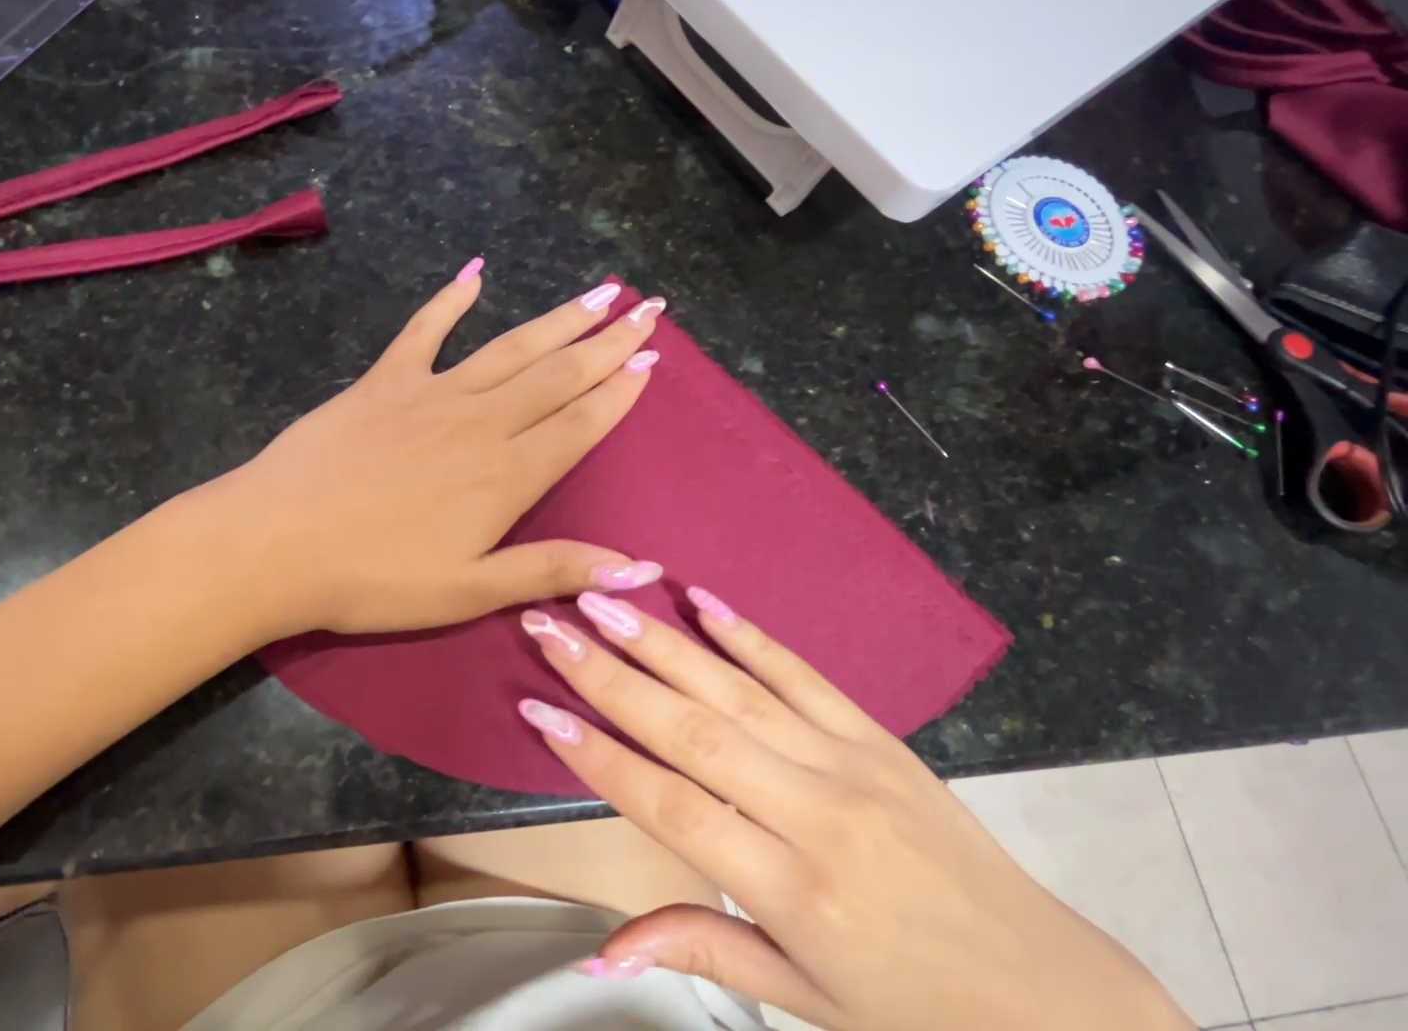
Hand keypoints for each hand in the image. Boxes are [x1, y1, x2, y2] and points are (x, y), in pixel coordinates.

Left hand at [198, 261, 667, 635]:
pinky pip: (423, 331)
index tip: (651, 357)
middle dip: (606, 342)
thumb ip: (552, 570)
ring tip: (598, 292)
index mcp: (507, 476)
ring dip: (557, 319)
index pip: (580, 423)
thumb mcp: (470, 592)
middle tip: (646, 309)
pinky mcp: (382, 383)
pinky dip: (449, 299)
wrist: (277, 544)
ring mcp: (430, 394)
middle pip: (557, 375)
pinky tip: (474, 274)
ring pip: (509, 348)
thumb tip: (637, 566)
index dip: (619, 391)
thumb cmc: (375, 580)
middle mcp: (480, 423)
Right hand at [513, 590, 1196, 1030]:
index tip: (538, 710)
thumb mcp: (801, 997)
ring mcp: (854, 767)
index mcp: (792, 889)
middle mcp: (817, 814)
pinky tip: (702, 600)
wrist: (1051, 994)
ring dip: (662, 643)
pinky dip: (749, 635)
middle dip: (608, 677)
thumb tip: (601, 952)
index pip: (670, 807)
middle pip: (691, 732)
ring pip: (738, 692)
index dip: (597, 757)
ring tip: (601, 604)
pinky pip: (805, 676)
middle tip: (548, 627)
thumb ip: (700, 948)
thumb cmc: (914, 1007)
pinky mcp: (882, 741)